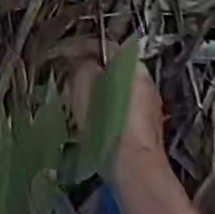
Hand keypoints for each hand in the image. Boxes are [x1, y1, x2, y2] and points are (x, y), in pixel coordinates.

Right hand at [68, 45, 166, 178]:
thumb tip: (83, 62)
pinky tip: (91, 121)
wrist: (133, 168)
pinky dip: (106, 108)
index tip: (65, 56)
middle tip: (69, 77)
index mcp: (133, 66)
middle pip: (113, 68)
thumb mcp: (84, 83)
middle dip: (91, 71)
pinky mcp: (146, 128)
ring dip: (98, 91)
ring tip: (76, 100)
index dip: (82, 48)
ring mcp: (149, 106)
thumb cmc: (108, 121)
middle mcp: (146, 81)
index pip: (105, 45)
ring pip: (117, 89)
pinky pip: (121, 108)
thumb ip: (82, 65)